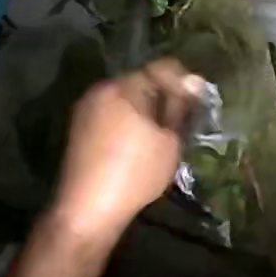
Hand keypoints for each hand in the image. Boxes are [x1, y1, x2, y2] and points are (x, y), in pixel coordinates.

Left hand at [49, 59, 204, 249]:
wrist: (87, 208)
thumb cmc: (134, 172)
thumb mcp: (168, 141)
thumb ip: (180, 108)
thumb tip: (194, 82)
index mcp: (121, 86)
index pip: (159, 69)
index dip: (182, 82)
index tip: (197, 104)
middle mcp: (100, 89)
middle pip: (139, 81)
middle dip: (161, 96)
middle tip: (180, 122)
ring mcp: (86, 107)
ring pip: (124, 98)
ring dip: (143, 110)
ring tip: (160, 136)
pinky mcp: (78, 126)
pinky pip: (110, 114)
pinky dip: (125, 122)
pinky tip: (136, 146)